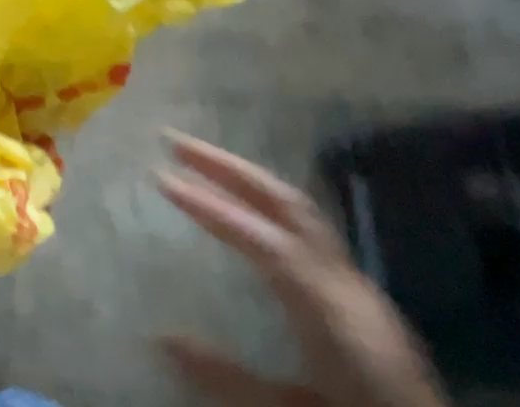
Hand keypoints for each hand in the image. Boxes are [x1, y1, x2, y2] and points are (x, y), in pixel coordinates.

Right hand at [157, 133, 447, 406]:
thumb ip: (230, 377)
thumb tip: (161, 338)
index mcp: (330, 306)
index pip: (264, 239)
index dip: (211, 206)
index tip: (162, 178)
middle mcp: (346, 283)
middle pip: (288, 206)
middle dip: (230, 168)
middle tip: (176, 142)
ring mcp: (356, 287)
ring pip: (300, 212)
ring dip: (248, 180)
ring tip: (201, 162)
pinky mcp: (357, 298)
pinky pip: (306, 231)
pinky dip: (266, 205)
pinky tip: (244, 209)